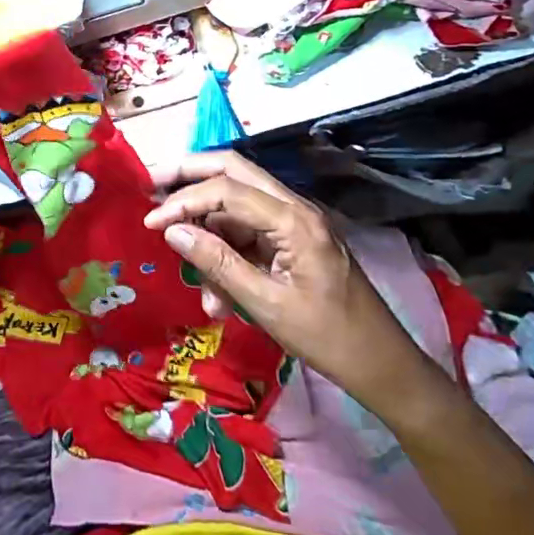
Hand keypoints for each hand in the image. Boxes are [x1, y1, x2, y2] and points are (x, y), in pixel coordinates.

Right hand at [145, 151, 443, 413]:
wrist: (382, 363)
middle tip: (151, 186)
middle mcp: (294, 208)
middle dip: (189, 176)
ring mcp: (294, 221)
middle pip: (233, 171)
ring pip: (236, 205)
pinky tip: (218, 297)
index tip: (151, 222)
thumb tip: (171, 231)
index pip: (227, 189)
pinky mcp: (291, 239)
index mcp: (294, 219)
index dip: (184, 201)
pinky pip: (247, 233)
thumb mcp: (266, 304)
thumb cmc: (328, 337)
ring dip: (208, 233)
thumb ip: (217, 263)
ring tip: (199, 285)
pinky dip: (226, 254)